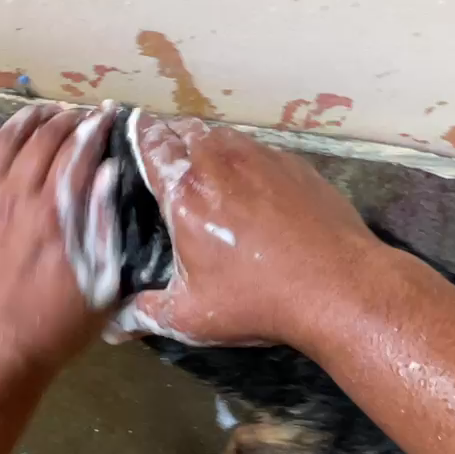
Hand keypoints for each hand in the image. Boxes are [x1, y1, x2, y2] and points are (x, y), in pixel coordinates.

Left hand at [0, 102, 122, 371]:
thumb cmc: (58, 323)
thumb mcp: (100, 280)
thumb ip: (102, 222)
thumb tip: (106, 171)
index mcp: (56, 211)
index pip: (78, 150)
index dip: (96, 126)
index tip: (109, 113)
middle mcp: (16, 196)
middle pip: (41, 139)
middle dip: (65, 119)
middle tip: (79, 114)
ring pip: (0, 144)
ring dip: (22, 122)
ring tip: (40, 112)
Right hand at [108, 109, 384, 346]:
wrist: (340, 287)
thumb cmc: (258, 299)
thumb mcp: (192, 315)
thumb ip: (145, 313)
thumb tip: (113, 324)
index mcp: (185, 192)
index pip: (151, 143)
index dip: (136, 132)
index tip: (129, 128)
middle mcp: (219, 162)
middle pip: (183, 129)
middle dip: (167, 135)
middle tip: (159, 151)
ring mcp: (260, 158)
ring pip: (220, 133)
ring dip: (203, 141)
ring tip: (199, 162)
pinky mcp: (293, 164)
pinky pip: (255, 147)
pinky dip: (240, 155)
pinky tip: (246, 180)